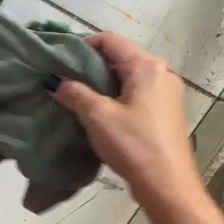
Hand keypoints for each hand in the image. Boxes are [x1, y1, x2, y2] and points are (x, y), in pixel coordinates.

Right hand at [53, 32, 202, 209]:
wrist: (166, 183)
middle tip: (63, 79)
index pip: (110, 41)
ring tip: (76, 96)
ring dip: (101, 82)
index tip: (59, 59)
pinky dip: (115, 95)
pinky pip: (135, 93)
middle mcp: (161, 73)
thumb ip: (75, 93)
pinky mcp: (164, 111)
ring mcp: (166, 92)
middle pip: (120, 58)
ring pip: (127, 77)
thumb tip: (56, 82)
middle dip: (90, 66)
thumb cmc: (133, 144)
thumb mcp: (97, 116)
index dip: (83, 45)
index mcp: (147, 66)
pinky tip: (98, 112)